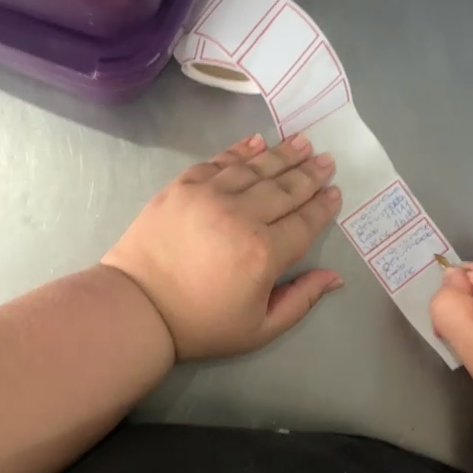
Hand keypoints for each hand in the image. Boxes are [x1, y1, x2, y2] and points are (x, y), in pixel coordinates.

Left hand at [104, 134, 344, 360]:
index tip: (336, 191)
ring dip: (282, 154)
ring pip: (255, 168)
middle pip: (285, 188)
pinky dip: (240, 151)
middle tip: (326, 159)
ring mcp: (210, 195)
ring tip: (302, 143)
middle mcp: (242, 216)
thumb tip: (335, 276)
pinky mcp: (183, 186)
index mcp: (265, 253)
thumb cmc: (200, 325)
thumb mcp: (259, 329)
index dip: (323, 206)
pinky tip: (257, 143)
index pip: (304, 221)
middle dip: (310, 173)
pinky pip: (219, 161)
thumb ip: (301, 300)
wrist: (137, 308)